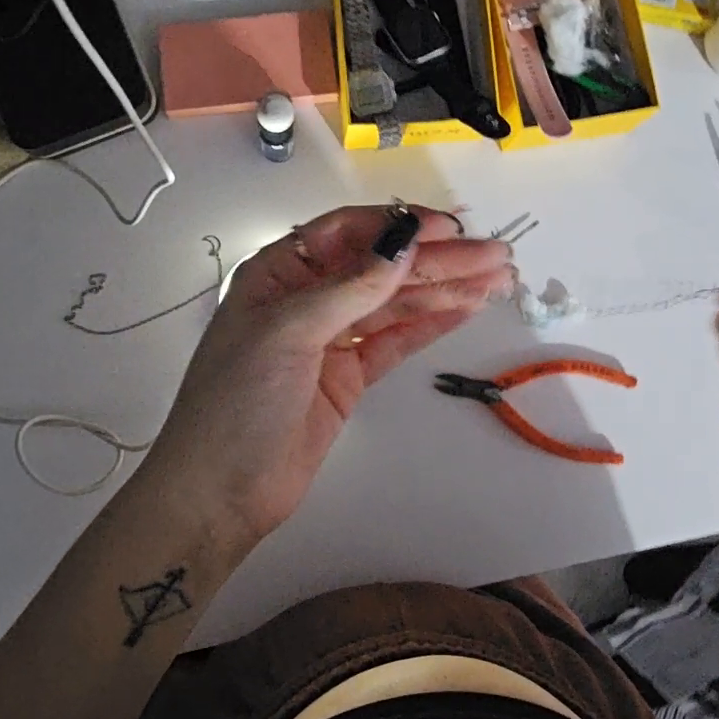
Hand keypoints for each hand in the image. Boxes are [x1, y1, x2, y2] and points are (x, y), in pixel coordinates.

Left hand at [155, 205, 514, 537]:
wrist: (219, 492)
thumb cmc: (238, 401)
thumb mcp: (288, 333)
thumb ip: (349, 289)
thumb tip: (404, 243)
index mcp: (278, 273)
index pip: (346, 233)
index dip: (398, 226)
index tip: (450, 229)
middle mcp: (306, 298)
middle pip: (380, 268)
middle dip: (436, 260)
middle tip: (496, 256)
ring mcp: (330, 339)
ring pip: (394, 304)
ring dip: (445, 289)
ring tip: (499, 278)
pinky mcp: (348, 377)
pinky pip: (395, 340)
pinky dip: (431, 324)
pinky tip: (467, 307)